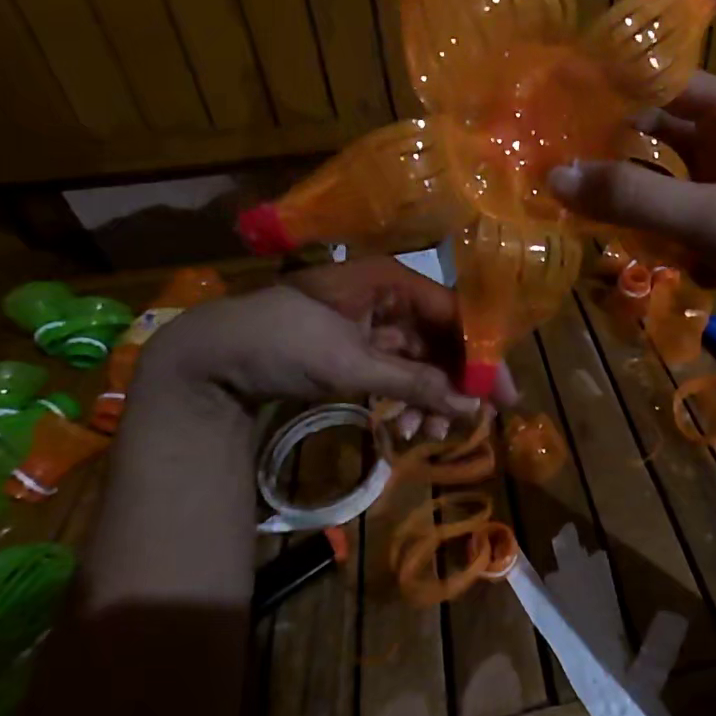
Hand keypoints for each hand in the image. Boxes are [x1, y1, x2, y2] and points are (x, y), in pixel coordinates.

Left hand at [138, 257, 515, 415]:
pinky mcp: (352, 350)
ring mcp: (367, 324)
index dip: (480, 353)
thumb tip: (472, 406)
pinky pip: (392, 372)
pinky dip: (401, 398)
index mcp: (386, 280)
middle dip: (451, 383)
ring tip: (424, 435)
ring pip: (416, 359)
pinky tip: (402, 427)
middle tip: (468, 425)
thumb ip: (413, 382)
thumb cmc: (282, 343)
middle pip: (437, 337)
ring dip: (426, 397)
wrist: (212, 358)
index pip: (451, 312)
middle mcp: (382, 296)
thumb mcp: (350, 363)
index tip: (503, 395)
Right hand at [549, 73, 715, 377]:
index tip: (555, 99)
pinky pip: (665, 220)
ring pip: (656, 182)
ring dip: (618, 194)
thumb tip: (553, 175)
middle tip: (545, 157)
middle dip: (605, 146)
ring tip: (564, 203)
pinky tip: (612, 245)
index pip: (668, 83)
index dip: (614, 85)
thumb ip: (635, 197)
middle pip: (654, 134)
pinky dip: (639, 229)